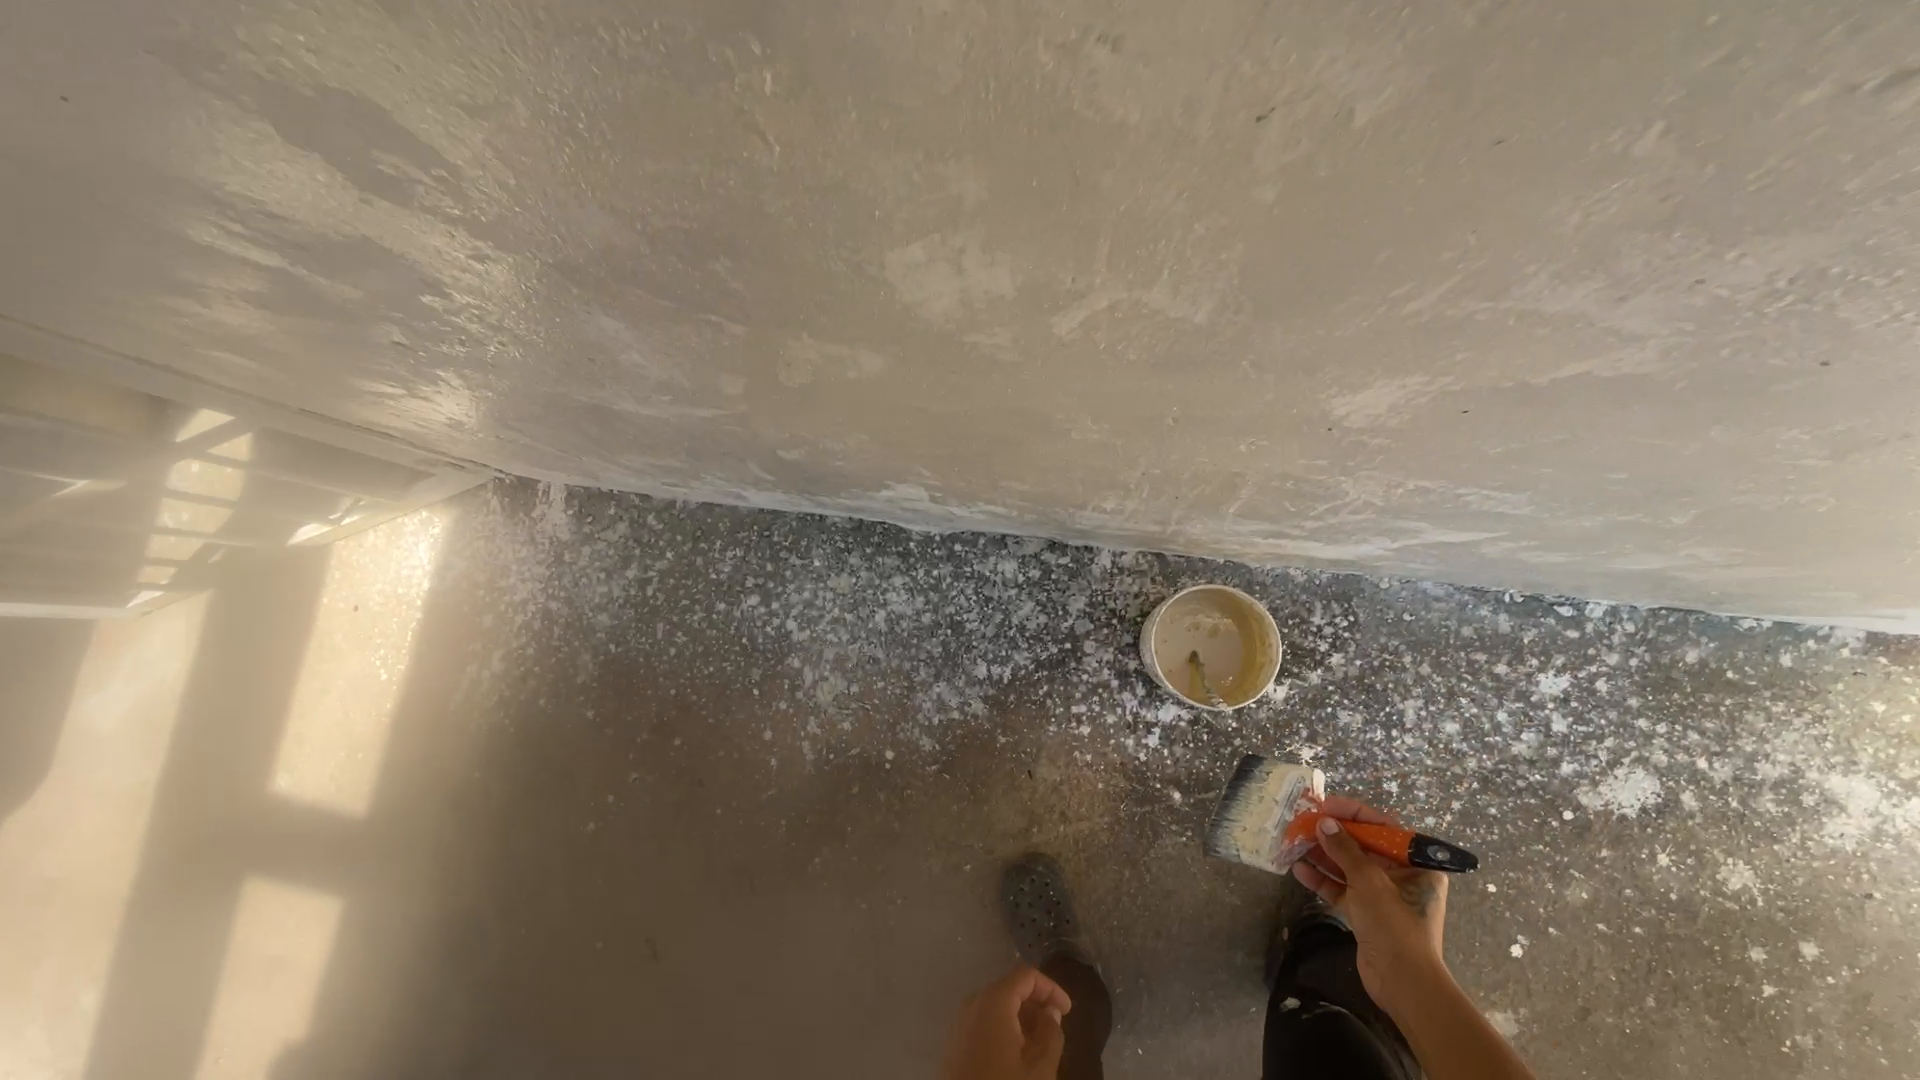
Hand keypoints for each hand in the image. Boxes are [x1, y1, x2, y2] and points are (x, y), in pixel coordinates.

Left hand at [942, 965, 1072, 1079]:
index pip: (1026, 976)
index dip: (1051, 988)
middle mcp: (973, 1004)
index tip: (1068, 1011)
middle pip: (1009, 989)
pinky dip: (1004, 1030)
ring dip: (1021, 1020)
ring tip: (1039, 1046)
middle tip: (1055, 1030)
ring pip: (996, 1007)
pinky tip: (1016, 1056)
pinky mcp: (955, 1043)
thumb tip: (1049, 1012)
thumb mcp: (1040, 1068)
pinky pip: (984, 1023)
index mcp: (993, 1001)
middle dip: (1035, 1005)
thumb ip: (1051, 1034)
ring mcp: (960, 1023)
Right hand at [1290, 796, 1450, 1017]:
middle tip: (1302, 823)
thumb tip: (1324, 823)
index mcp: (1415, 864)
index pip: (1382, 827)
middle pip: (1362, 846)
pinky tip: (1299, 870)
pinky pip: (1342, 889)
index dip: (1352, 813)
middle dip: (1332, 835)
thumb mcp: (1369, 881)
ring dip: (1322, 856)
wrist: (1403, 983)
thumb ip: (1345, 850)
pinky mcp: (1366, 913)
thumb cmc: (1394, 925)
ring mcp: (1382, 896)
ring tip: (1294, 843)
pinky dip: (1322, 880)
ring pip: (1348, 867)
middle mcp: (1401, 876)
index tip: (1324, 806)